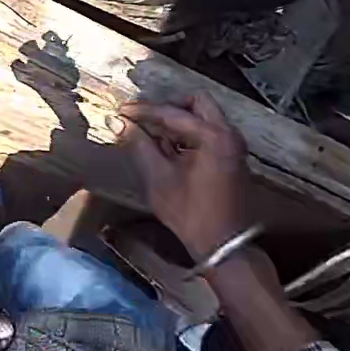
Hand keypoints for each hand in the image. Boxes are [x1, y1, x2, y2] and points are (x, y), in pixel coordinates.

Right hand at [121, 94, 251, 261]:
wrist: (224, 247)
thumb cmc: (190, 213)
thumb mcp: (159, 177)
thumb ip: (138, 144)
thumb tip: (117, 122)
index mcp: (213, 136)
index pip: (172, 113)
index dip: (143, 111)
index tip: (121, 111)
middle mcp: (228, 134)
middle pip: (196, 103)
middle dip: (168, 108)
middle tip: (143, 120)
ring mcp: (233, 145)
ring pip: (202, 117)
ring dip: (178, 122)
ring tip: (153, 139)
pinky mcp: (231, 156)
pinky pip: (208, 132)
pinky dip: (188, 134)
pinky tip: (168, 150)